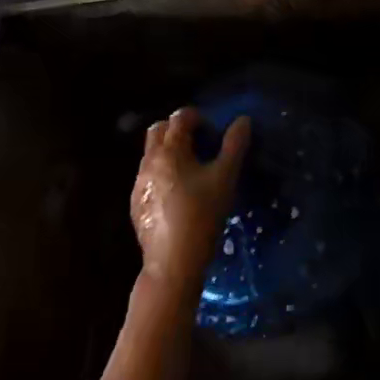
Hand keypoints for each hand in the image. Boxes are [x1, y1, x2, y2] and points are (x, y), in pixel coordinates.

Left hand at [130, 107, 250, 291]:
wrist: (173, 262)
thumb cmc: (202, 214)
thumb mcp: (225, 178)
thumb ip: (235, 145)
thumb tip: (243, 120)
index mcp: (169, 150)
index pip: (180, 117)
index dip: (197, 117)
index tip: (212, 130)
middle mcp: (149, 161)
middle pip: (158, 130)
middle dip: (178, 128)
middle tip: (200, 143)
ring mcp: (139, 183)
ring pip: (151, 154)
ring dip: (169, 151)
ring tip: (191, 168)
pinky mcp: (136, 203)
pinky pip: (148, 176)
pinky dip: (162, 173)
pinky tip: (178, 194)